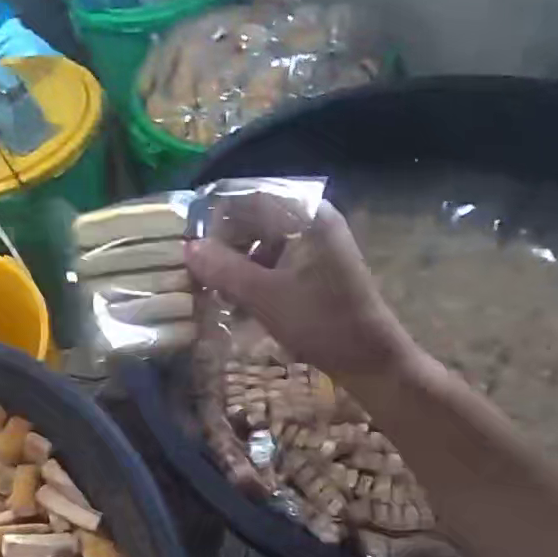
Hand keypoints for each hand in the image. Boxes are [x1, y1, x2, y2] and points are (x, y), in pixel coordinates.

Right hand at [184, 193, 426, 377]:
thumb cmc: (319, 321)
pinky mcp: (316, 268)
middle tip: (201, 274)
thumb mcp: (264, 296)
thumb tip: (188, 248)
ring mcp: (316, 244)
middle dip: (224, 246)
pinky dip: (254, 277)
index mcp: (305, 215)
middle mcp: (312, 220)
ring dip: (236, 265)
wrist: (369, 359)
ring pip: (262, 243)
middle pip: (254, 220)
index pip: (248, 197)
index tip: (190, 245)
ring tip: (219, 294)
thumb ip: (223, 268)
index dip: (214, 218)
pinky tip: (240, 303)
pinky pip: (275, 261)